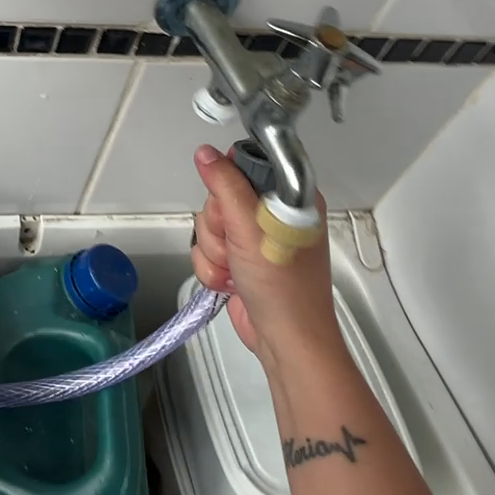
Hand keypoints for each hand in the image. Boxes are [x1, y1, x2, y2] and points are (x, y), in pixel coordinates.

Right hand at [190, 144, 344, 373]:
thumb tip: (206, 153)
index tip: (232, 203)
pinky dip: (212, 269)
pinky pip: (205, 250)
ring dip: (214, 251)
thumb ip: (226, 185)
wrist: (284, 341)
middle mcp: (270, 216)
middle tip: (238, 243)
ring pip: (208, 225)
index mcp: (289, 198)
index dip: (230, 181)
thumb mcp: (252, 226)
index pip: (247, 164)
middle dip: (218, 225)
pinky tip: (231, 281)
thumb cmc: (284, 287)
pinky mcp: (237, 261)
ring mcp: (252, 240)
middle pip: (218, 196)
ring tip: (237, 268)